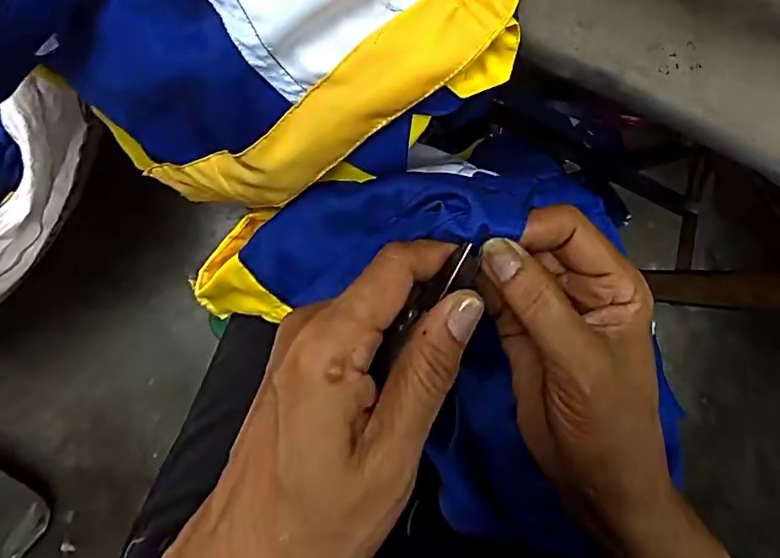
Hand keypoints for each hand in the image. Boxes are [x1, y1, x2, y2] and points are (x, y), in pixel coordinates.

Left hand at [168, 241, 484, 557]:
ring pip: (373, 297)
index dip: (444, 254)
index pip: (396, 262)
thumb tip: (467, 300)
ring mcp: (296, 339)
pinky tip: (407, 365)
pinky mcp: (296, 355)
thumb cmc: (314, 524)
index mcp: (327, 342)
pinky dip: (390, 329)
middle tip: (474, 317)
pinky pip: (355, 318)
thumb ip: (429, 370)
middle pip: (385, 277)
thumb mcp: (389, 456)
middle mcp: (306, 325)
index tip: (484, 270)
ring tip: (446, 347)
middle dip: (434, 286)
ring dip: (414, 310)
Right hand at [481, 207, 726, 557]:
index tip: (487, 231)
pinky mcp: (524, 330)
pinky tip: (454, 282)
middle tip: (456, 239)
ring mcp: (551, 306)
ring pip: (516, 266)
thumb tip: (495, 247)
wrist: (601, 487)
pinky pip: (500, 297)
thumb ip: (539, 303)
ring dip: (485, 261)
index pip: (571, 230)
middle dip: (502, 238)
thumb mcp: (580, 362)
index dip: (532, 225)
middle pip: (540, 242)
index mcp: (613, 280)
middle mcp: (583, 284)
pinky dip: (478, 289)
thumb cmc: (609, 424)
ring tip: (448, 254)